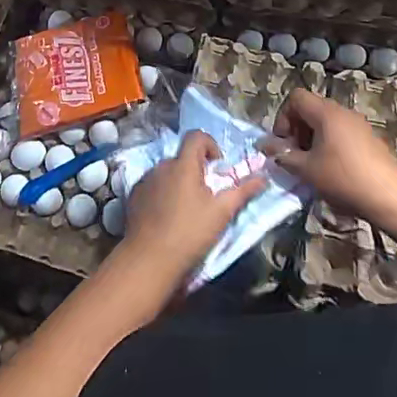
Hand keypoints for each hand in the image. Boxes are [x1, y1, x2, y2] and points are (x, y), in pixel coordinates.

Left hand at [119, 131, 266, 284]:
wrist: (149, 260)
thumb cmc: (190, 233)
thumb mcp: (222, 213)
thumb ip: (243, 191)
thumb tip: (263, 177)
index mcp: (183, 165)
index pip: (196, 136)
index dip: (210, 145)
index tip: (218, 167)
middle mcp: (161, 166)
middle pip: (182, 157)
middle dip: (196, 170)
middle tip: (207, 195)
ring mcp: (145, 181)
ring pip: (167, 172)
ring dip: (179, 182)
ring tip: (187, 209)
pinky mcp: (133, 196)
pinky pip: (153, 186)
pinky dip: (163, 193)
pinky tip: (168, 217)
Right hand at [263, 89, 396, 218]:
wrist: (389, 195)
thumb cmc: (343, 177)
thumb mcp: (307, 169)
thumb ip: (283, 155)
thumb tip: (265, 146)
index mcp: (325, 112)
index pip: (296, 97)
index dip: (283, 117)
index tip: (284, 144)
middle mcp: (342, 112)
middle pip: (311, 109)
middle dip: (297, 130)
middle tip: (295, 157)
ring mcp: (358, 124)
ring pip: (326, 122)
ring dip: (312, 139)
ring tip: (311, 166)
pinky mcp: (368, 139)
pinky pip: (340, 133)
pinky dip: (329, 145)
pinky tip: (331, 170)